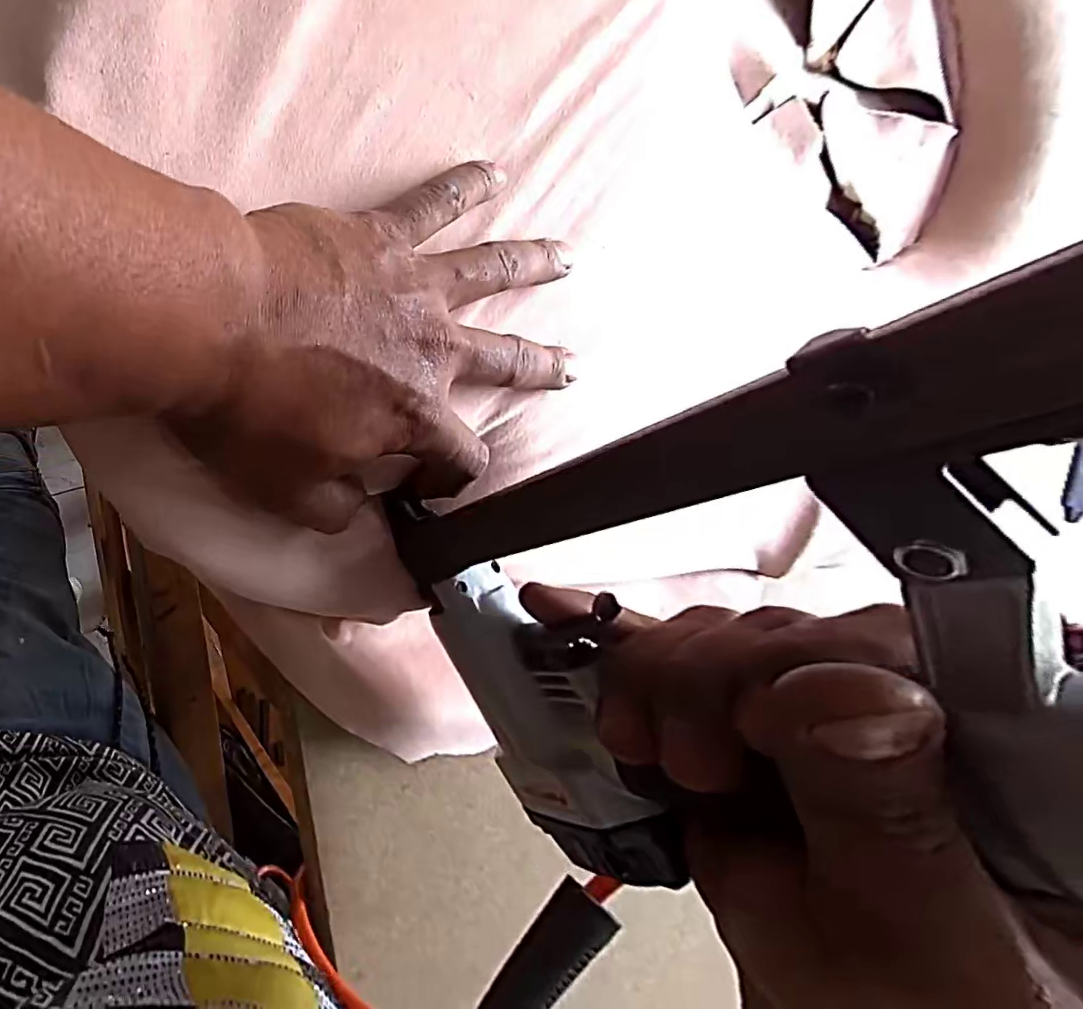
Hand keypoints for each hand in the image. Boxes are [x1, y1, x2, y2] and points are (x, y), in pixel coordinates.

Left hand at [164, 162, 573, 532]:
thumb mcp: (285, 490)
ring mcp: (408, 283)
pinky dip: (465, 186)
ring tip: (565, 259)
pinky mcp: (373, 236)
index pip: (459, 456)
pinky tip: (491, 173)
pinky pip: (432, 204)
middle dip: (537, 367)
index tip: (425, 484)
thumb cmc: (243, 412)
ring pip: (488, 269)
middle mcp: (429, 346)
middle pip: (501, 357)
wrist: (210, 323)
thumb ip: (333, 507)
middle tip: (569, 367)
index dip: (447, 479)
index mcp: (412, 413)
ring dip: (532, 265)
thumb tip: (357, 507)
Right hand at [521, 586, 1082, 1008]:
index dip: (829, 664)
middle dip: (708, 684)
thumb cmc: (917, 1003)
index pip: (933, 648)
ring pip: (718, 633)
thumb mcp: (925, 938)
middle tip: (695, 764)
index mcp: (1026, 758)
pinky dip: (612, 637)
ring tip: (654, 750)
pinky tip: (562, 617)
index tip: (755, 725)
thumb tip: (847, 692)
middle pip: (796, 632)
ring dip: (652, 679)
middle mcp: (925, 709)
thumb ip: (889, 819)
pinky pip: (668, 647)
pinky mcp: (741, 704)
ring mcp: (820, 702)